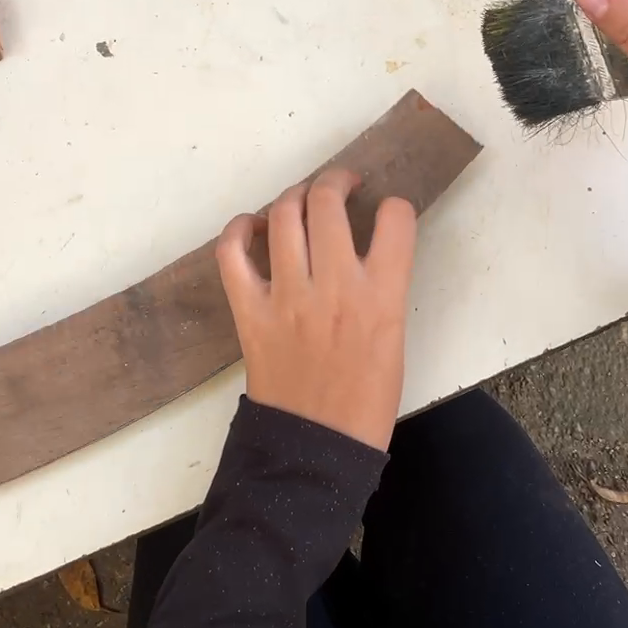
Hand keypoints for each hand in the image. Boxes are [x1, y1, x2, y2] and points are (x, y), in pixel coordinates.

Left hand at [215, 169, 417, 450]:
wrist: (318, 446)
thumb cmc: (366, 398)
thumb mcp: (394, 337)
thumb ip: (383, 287)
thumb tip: (364, 250)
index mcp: (382, 296)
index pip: (396, 219)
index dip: (395, 206)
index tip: (387, 211)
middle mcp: (336, 286)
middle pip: (328, 201)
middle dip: (336, 181)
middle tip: (340, 187)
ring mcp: (288, 296)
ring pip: (283, 215)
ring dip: (293, 196)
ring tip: (301, 202)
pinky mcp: (251, 311)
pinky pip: (231, 253)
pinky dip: (238, 229)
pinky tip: (252, 227)